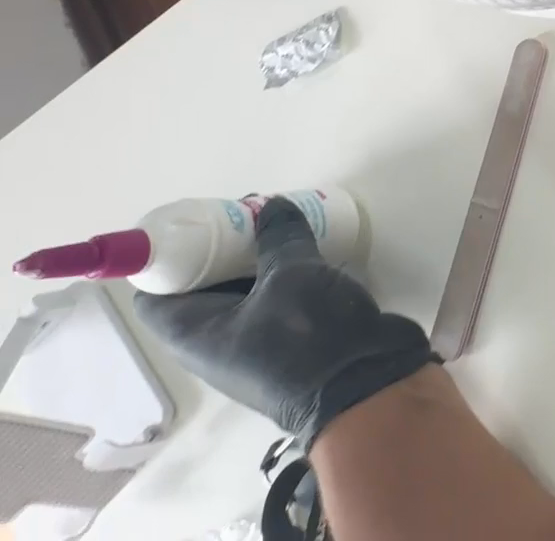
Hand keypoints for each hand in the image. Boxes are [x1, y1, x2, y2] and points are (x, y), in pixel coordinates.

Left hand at [133, 197, 433, 446]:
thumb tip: (271, 205)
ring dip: (268, 262)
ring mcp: (261, 341)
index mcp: (194, 333)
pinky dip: (296, 277)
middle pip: (208, 287)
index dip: (174, 255)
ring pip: (252, 293)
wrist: (366, 379)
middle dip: (230, 249)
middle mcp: (219, 339)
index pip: (158, 292)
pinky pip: (285, 301)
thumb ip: (282, 239)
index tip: (204, 224)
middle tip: (260, 216)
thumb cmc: (310, 333)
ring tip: (295, 229)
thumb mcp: (295, 277)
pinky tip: (321, 256)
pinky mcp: (299, 338)